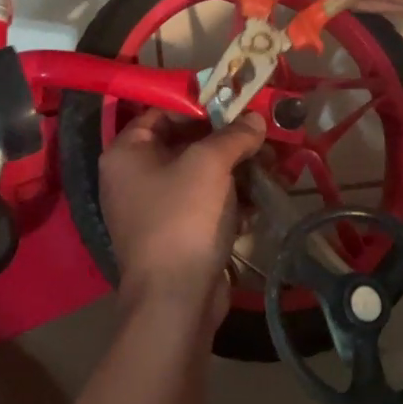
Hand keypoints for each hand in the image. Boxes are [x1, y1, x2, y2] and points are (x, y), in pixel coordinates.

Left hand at [100, 110, 267, 325]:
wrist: (175, 301)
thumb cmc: (183, 218)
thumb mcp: (210, 164)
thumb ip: (233, 135)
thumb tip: (255, 118)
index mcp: (127, 152)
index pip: (164, 112)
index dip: (201, 105)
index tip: (237, 102)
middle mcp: (133, 177)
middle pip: (186, 144)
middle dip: (228, 140)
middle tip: (264, 134)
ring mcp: (154, 209)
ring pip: (201, 176)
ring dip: (237, 170)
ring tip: (275, 165)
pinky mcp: (176, 236)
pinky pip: (205, 205)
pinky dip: (232, 200)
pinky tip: (262, 199)